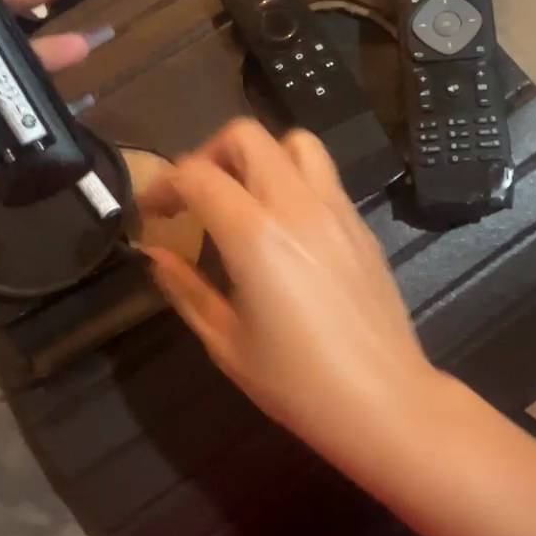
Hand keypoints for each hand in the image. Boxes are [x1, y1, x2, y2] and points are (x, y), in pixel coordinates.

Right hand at [138, 120, 447, 447]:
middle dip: (209, 155)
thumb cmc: (297, 382)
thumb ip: (185, 288)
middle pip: (247, 136)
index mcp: (255, 234)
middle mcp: (298, 205)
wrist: (383, 399)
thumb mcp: (226, 342)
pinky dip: (294, 181)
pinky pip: (324, 178)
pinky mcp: (362, 226)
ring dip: (260, 157)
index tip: (152, 212)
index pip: (197, 174)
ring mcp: (337, 210)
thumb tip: (155, 254)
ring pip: (296, 144)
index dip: (163, 184)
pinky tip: (285, 229)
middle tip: (195, 198)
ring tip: (243, 200)